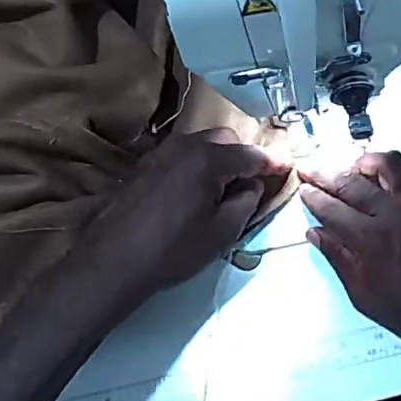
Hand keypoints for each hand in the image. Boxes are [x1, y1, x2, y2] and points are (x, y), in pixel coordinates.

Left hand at [82, 128, 286, 302]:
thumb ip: (247, 202)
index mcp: (209, 158)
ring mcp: (162, 152)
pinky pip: (182, 154)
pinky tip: (196, 189)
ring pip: (202, 143)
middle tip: (253, 181)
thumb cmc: (174, 249)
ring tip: (225, 185)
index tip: (287, 168)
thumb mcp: (223, 232)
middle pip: (226, 139)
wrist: (113, 262)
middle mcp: (186, 145)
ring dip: (220, 157)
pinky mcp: (145, 164)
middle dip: (244, 155)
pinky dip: (197, 163)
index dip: (273, 163)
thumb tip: (252, 185)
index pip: (252, 154)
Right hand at [299, 152, 400, 367]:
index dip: (314, 197)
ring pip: (388, 164)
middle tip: (315, 171)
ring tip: (354, 166)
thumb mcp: (366, 296)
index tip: (306, 190)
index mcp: (372, 240)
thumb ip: (340, 259)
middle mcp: (395, 214)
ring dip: (366, 162)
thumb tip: (317, 235)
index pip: (331, 208)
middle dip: (327, 175)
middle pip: (352, 182)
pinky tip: (396, 175)